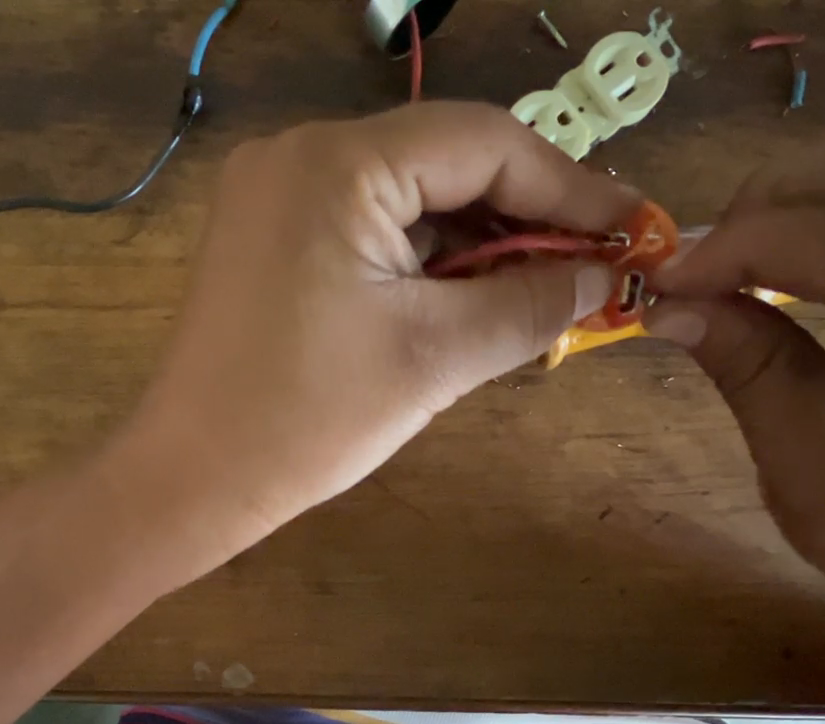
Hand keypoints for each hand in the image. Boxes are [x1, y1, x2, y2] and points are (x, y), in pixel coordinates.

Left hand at [112, 102, 634, 551]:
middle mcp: (297, 155)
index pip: (485, 143)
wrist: (189, 479)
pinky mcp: (265, 237)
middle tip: (590, 272)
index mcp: (336, 164)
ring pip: (405, 198)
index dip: (572, 190)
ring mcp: (272, 195)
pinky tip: (464, 299)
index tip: (635, 233)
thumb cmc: (304, 422)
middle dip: (523, 219)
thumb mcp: (432, 359)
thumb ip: (530, 303)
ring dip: (474, 244)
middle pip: (444, 163)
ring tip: (535, 295)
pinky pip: (364, 227)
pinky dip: (419, 260)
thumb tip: (604, 276)